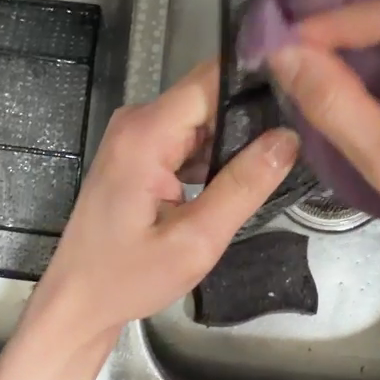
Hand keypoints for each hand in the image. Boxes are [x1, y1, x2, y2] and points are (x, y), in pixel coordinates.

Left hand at [29, 62, 298, 344]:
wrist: (77, 300)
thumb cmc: (126, 278)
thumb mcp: (195, 240)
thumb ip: (243, 187)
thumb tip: (288, 139)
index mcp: (145, 134)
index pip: (211, 79)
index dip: (256, 83)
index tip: (302, 98)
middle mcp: (136, 123)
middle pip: (208, 97)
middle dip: (250, 117)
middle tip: (296, 145)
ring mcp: (134, 138)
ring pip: (201, 119)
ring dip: (233, 141)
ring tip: (273, 166)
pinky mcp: (137, 156)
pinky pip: (186, 140)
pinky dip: (212, 157)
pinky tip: (237, 181)